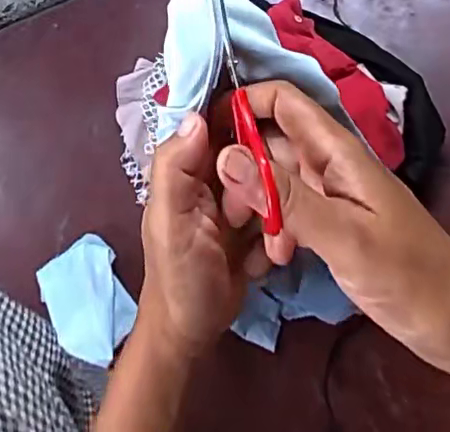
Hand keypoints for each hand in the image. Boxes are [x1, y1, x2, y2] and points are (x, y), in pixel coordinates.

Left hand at [135, 111, 266, 351]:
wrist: (193, 333)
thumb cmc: (177, 275)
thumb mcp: (170, 221)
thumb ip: (175, 168)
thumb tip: (196, 115)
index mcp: (189, 162)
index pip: (219, 120)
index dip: (243, 118)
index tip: (267, 133)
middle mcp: (215, 171)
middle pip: (254, 148)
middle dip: (264, 177)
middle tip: (254, 213)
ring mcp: (239, 196)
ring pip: (271, 178)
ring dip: (272, 210)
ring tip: (262, 241)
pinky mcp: (258, 220)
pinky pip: (279, 208)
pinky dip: (278, 229)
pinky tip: (266, 253)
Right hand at [214, 80, 449, 367]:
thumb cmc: (409, 276)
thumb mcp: (343, 236)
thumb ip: (284, 196)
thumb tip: (228, 154)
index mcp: (337, 149)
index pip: (283, 99)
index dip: (244, 103)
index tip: (208, 133)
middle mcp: (331, 162)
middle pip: (274, 137)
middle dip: (243, 160)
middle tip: (222, 202)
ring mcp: (334, 192)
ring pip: (279, 175)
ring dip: (259, 199)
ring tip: (255, 239)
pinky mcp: (335, 221)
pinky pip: (292, 207)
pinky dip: (277, 224)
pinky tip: (277, 255)